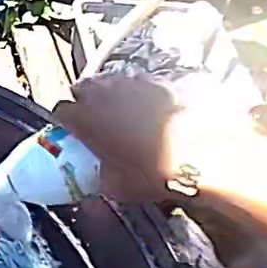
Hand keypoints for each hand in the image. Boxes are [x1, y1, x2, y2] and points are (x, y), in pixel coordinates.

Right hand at [53, 75, 250, 200]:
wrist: (206, 157)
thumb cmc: (152, 174)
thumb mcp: (114, 187)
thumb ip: (98, 175)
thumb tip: (100, 174)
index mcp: (84, 118)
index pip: (60, 110)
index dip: (65, 121)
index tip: (72, 132)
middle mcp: (104, 94)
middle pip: (82, 87)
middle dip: (84, 100)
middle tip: (94, 117)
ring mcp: (134, 83)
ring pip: (111, 81)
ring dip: (111, 94)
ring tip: (122, 111)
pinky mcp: (163, 80)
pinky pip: (142, 83)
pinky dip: (141, 94)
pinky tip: (152, 110)